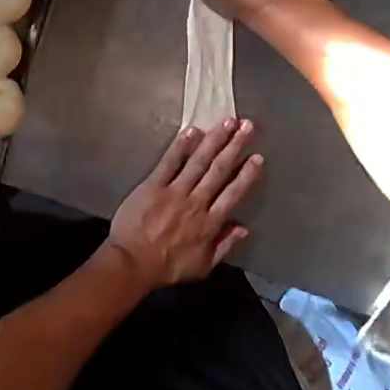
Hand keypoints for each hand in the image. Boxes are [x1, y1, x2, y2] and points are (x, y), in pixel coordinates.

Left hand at [107, 118, 262, 289]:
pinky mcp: (152, 186)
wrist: (132, 263)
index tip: (258, 157)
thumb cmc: (167, 267)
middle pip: (219, 170)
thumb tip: (244, 228)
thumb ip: (224, 246)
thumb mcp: (202, 266)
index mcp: (209, 223)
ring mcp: (174, 192)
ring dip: (214, 140)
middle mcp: (196, 203)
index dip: (246, 174)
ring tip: (227, 122)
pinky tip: (192, 131)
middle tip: (247, 126)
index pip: (233, 193)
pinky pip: (169, 162)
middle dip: (235, 146)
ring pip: (198, 162)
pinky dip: (181, 146)